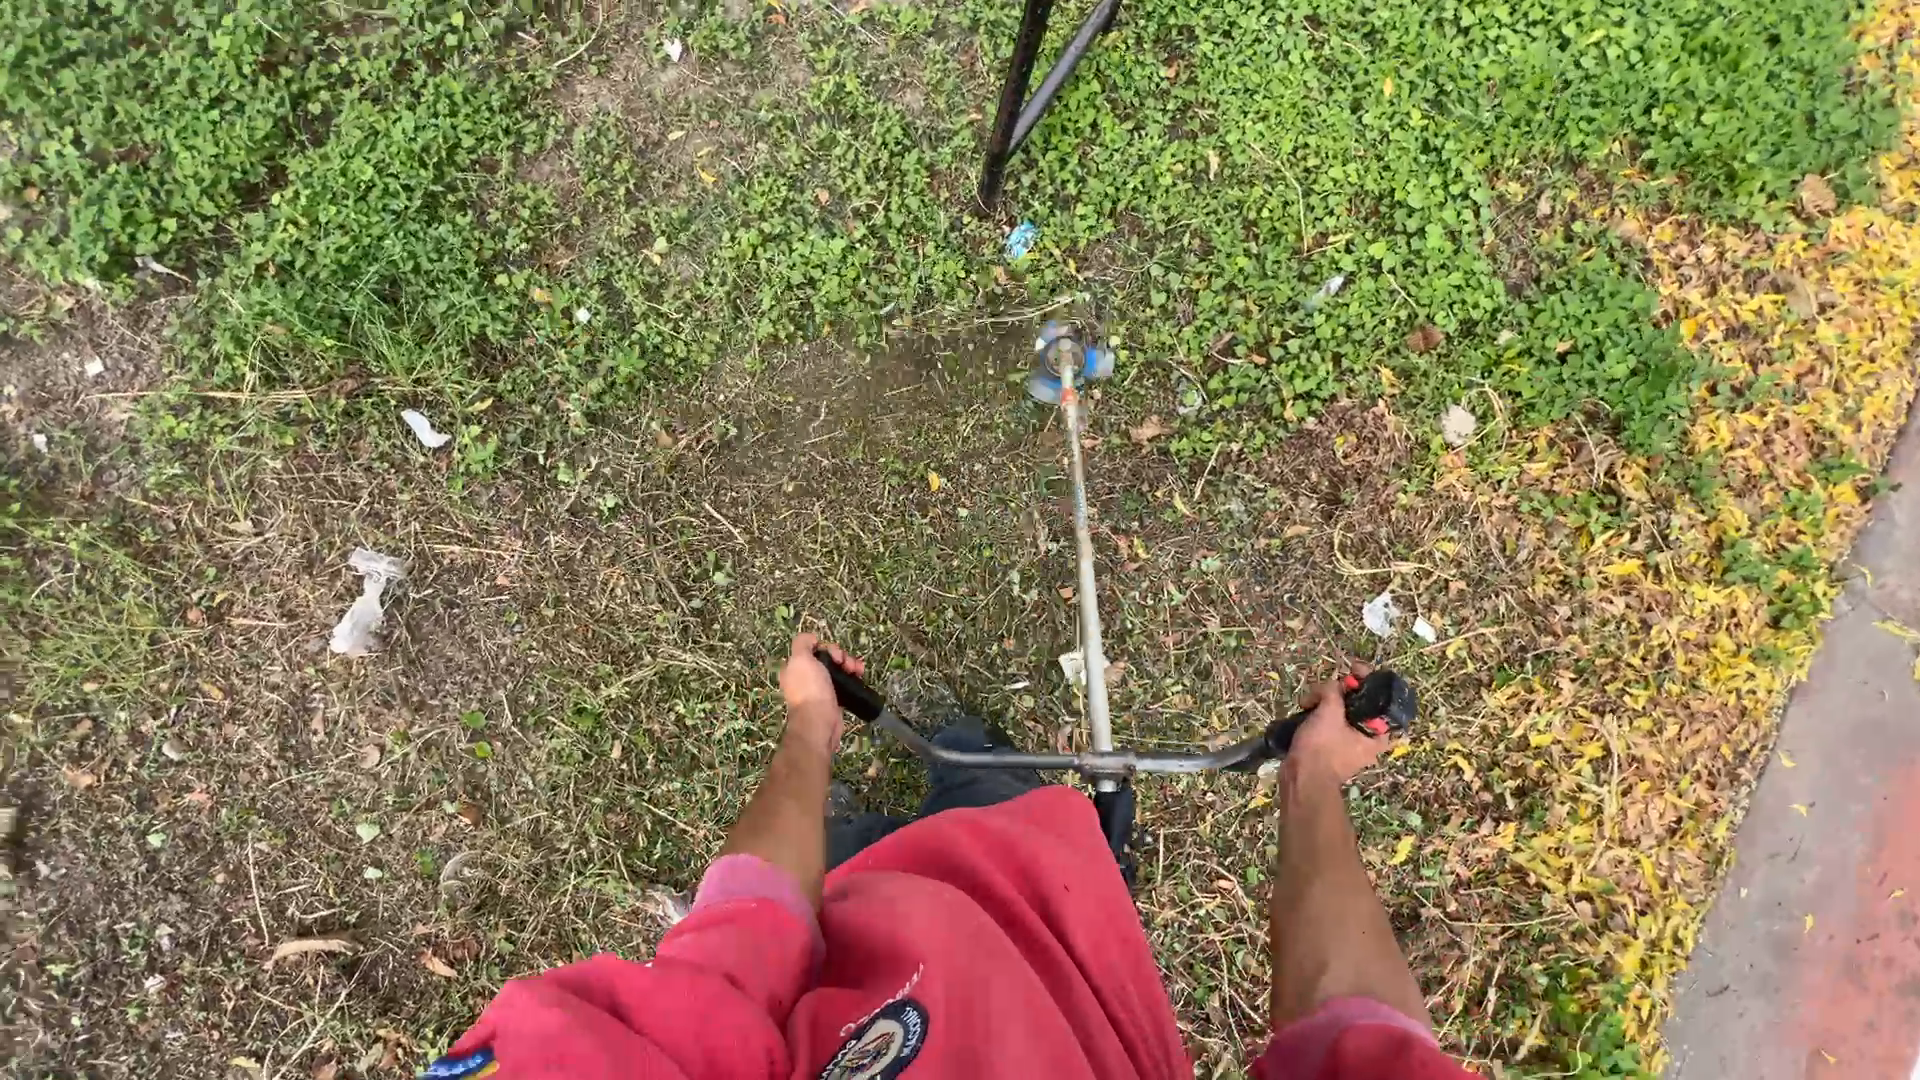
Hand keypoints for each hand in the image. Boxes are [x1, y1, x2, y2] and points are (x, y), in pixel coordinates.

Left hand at [779, 633, 863, 750]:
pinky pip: (843, 682)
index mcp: (795, 667)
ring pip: (837, 668)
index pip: (813, 648)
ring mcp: (819, 688)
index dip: (827, 648)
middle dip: (842, 657)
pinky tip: (859, 677)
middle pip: (827, 658)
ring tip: (858, 671)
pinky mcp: (832, 698)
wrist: (820, 722)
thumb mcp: (800, 659)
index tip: (835, 656)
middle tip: (848, 664)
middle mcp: (805, 677)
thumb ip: (802, 643)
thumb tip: (812, 639)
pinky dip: (852, 677)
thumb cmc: (811, 689)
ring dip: (850, 665)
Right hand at [1286, 661, 1386, 786]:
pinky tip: (1304, 708)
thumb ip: (1335, 692)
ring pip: (1341, 708)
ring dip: (1323, 699)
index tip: (1351, 668)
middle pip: (1358, 700)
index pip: (1380, 697)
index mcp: (1378, 732)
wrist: (1302, 778)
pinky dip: (1318, 710)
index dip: (1367, 678)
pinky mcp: (1332, 743)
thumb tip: (1334, 685)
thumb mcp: (1329, 714)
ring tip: (1307, 702)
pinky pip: (1329, 719)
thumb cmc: (1322, 748)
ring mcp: (1349, 740)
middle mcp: (1368, 736)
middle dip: (1337, 689)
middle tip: (1322, 689)